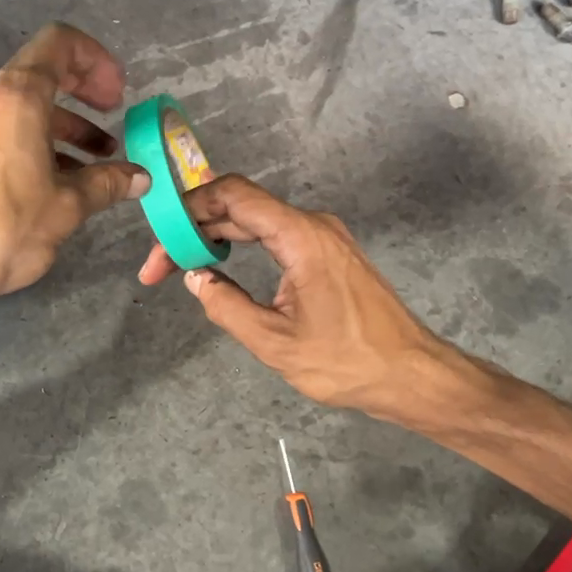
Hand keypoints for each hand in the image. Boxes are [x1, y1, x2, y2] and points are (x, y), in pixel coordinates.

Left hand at [0, 23, 149, 312]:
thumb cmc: (3, 228)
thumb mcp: (66, 207)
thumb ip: (106, 184)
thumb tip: (139, 177)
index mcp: (18, 98)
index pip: (59, 43)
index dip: (96, 59)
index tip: (117, 95)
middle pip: (44, 73)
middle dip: (84, 91)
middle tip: (114, 118)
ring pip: (27, 109)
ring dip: (66, 126)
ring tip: (99, 163)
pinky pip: (9, 133)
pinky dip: (40, 144)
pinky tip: (61, 183)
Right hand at [136, 175, 462, 417]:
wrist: (412, 375)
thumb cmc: (346, 361)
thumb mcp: (273, 342)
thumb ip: (225, 305)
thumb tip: (195, 278)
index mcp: (300, 237)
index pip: (233, 195)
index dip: (189, 209)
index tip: (161, 242)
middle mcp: (311, 225)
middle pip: (240, 206)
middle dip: (193, 229)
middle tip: (159, 268)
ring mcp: (322, 237)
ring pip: (255, 220)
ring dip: (215, 237)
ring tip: (181, 266)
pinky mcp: (327, 253)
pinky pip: (274, 235)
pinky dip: (240, 245)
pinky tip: (219, 265)